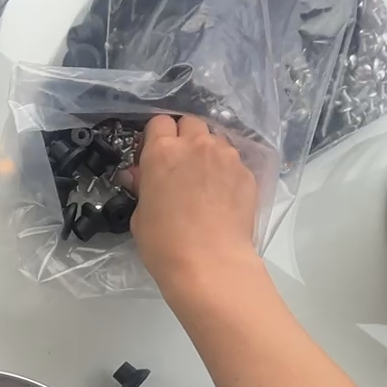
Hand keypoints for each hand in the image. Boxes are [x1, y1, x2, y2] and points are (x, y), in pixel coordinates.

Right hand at [127, 114, 263, 303]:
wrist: (210, 263)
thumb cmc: (165, 245)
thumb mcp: (140, 217)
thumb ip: (142, 188)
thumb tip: (141, 176)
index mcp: (162, 153)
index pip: (158, 123)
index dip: (154, 139)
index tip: (152, 157)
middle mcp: (196, 145)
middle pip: (189, 123)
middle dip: (182, 139)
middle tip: (177, 166)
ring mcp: (226, 156)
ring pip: (213, 140)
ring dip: (205, 153)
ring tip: (201, 182)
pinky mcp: (246, 172)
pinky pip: (232, 162)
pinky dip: (223, 172)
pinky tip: (218, 197)